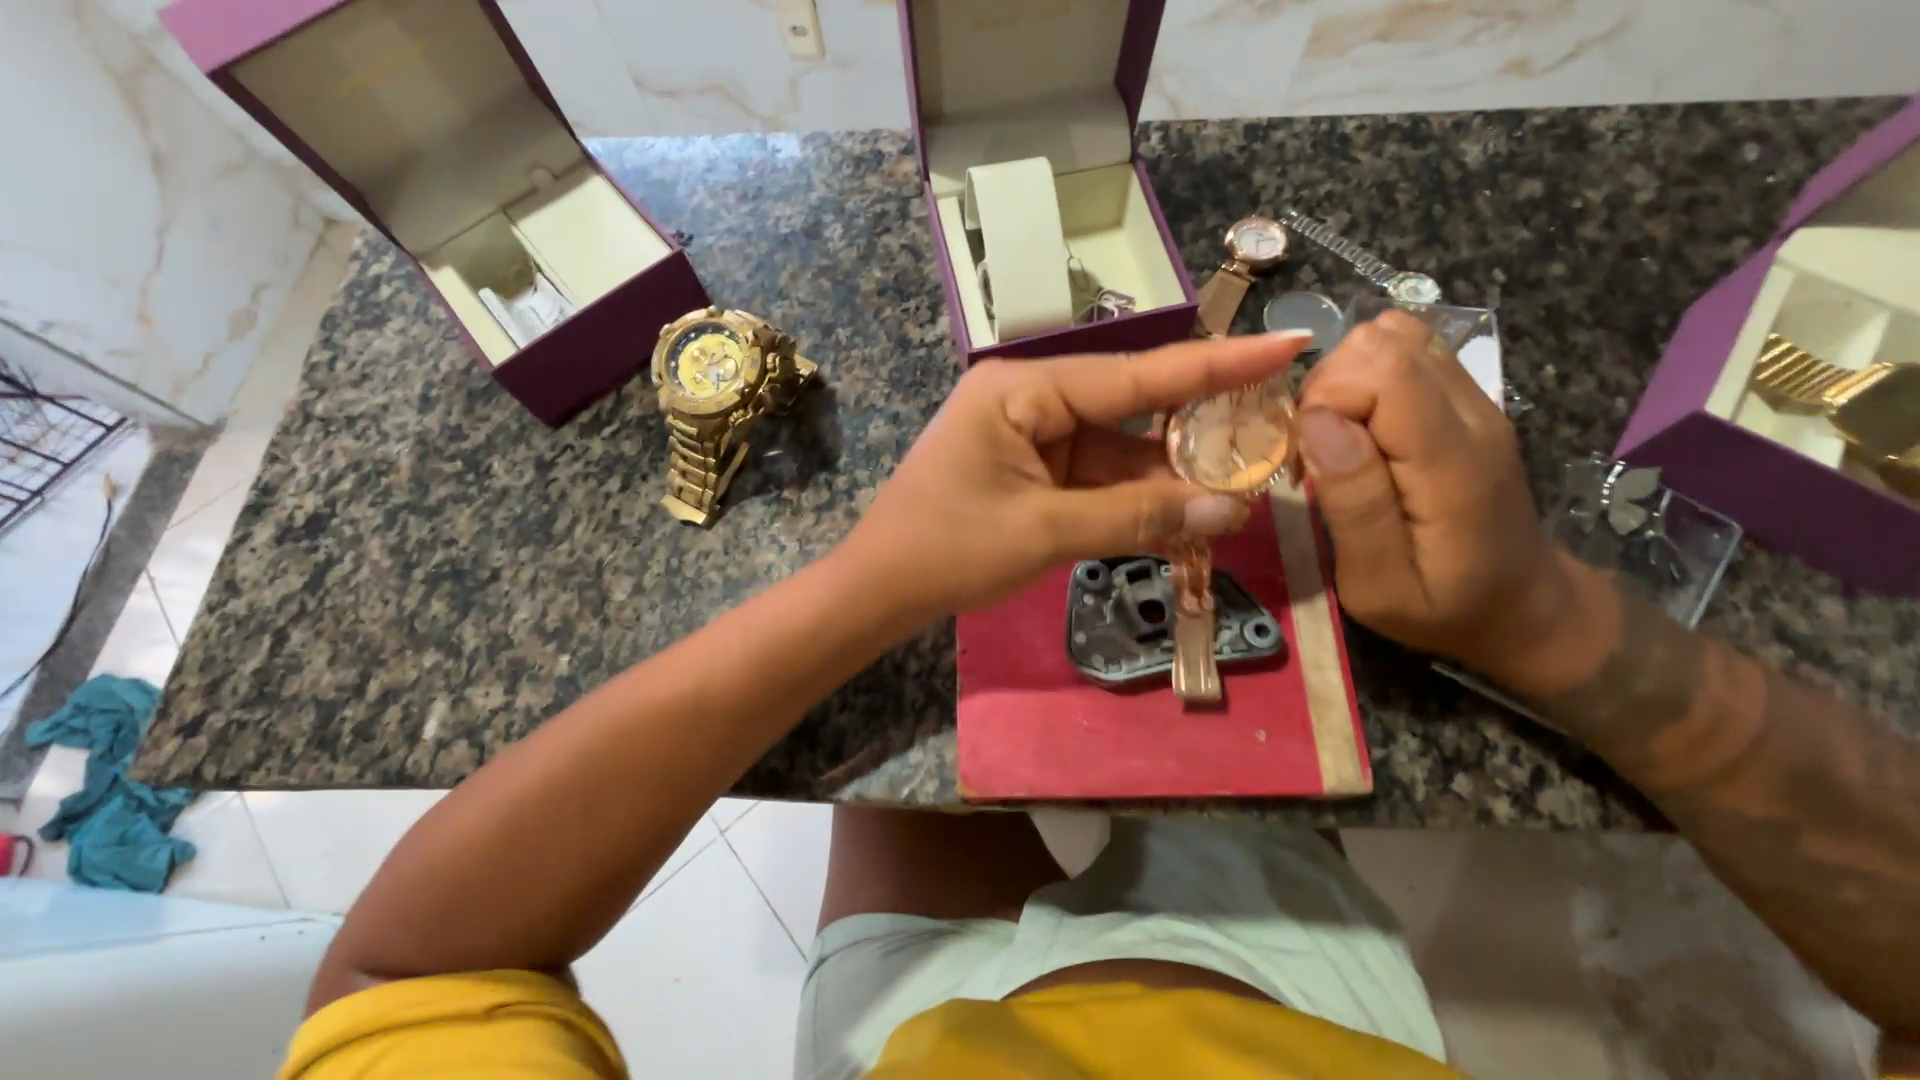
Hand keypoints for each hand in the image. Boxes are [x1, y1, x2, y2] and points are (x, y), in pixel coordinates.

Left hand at [844, 333, 1313, 618]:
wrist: (878, 589)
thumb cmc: (947, 549)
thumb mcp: (1044, 532)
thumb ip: (1137, 517)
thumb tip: (1229, 509)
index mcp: (1026, 389)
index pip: (1137, 373)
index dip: (1217, 364)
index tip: (1285, 343)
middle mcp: (1032, 399)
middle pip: (1134, 407)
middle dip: (1200, 425)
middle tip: (1276, 425)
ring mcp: (1032, 437)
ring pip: (1120, 449)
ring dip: (1172, 474)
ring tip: (1246, 484)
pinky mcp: (1033, 473)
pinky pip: (1098, 479)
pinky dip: (1137, 499)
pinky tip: (1188, 514)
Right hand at [1296, 312, 1579, 684]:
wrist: (1523, 605)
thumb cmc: (1443, 608)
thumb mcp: (1380, 586)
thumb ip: (1354, 506)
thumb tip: (1317, 422)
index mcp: (1454, 462)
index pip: (1382, 370)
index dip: (1323, 400)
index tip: (1305, 464)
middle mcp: (1472, 414)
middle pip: (1382, 343)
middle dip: (1326, 388)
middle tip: (1315, 454)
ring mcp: (1476, 399)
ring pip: (1391, 337)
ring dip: (1342, 380)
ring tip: (1336, 439)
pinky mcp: (1466, 398)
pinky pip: (1406, 351)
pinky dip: (1363, 377)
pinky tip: (1358, 426)